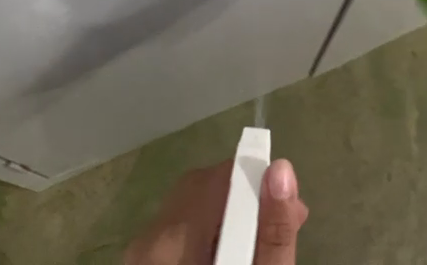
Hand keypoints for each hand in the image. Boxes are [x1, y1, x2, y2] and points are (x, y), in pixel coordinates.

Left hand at [123, 158, 307, 264]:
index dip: (255, 180)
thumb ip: (272, 234)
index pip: (214, 179)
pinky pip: (175, 238)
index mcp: (169, 247)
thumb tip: (281, 170)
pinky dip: (207, 240)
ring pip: (187, 213)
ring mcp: (136, 263)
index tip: (290, 205)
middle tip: (290, 225)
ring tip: (266, 248)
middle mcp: (143, 247)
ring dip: (229, 220)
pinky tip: (233, 259)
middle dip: (245, 199)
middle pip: (198, 192)